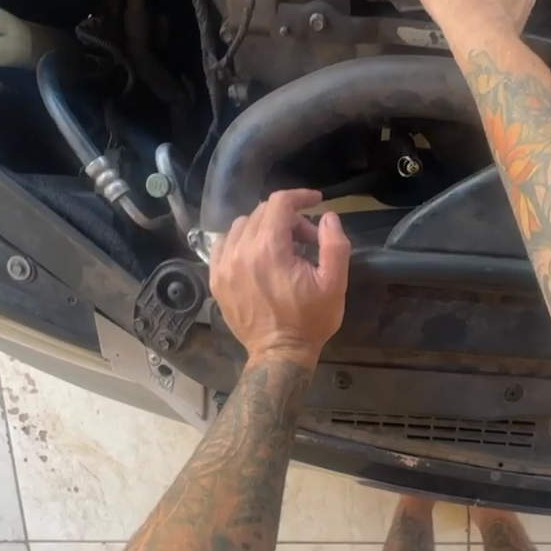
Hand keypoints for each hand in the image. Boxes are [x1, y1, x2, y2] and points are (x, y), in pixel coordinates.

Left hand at [210, 188, 349, 366]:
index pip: (279, 203)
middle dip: (287, 218)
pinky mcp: (216, 279)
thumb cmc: (310, 320)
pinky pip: (223, 244)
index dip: (300, 196)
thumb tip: (328, 217)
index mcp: (270, 249)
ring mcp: (224, 265)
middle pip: (262, 212)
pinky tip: (256, 254)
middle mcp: (241, 251)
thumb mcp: (335, 284)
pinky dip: (241, 241)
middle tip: (306, 240)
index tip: (316, 202)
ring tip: (282, 249)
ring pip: (241, 225)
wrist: (279, 354)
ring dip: (264, 227)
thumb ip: (334, 244)